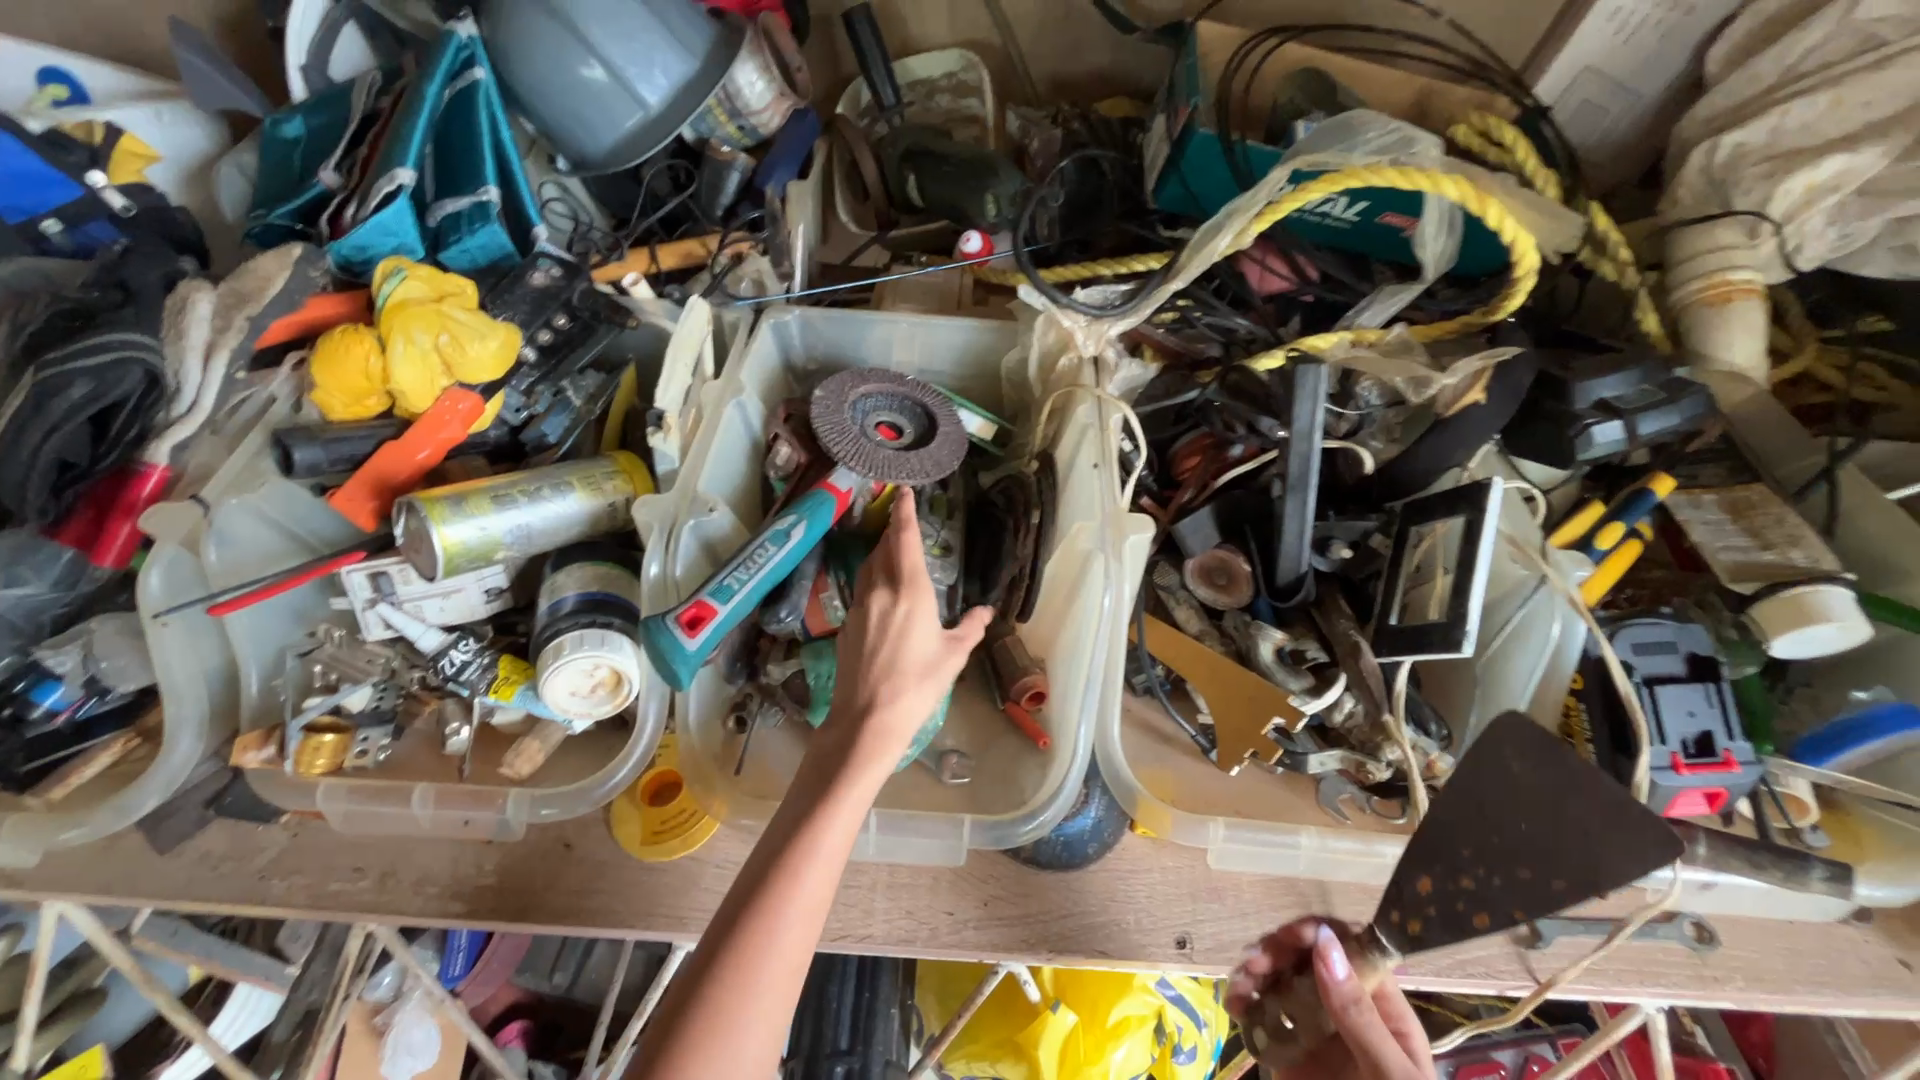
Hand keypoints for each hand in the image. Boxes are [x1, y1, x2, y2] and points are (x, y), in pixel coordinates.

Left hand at [817, 488, 992, 779]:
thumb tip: (985, 612)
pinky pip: (860, 592)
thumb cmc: (918, 685)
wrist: (868, 719)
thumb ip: (969, 628)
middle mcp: (880, 590)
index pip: (903, 538)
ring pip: (867, 568)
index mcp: (909, 590)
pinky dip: (871, 581)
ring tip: (890, 550)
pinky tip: (880, 594)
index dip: (903, 512)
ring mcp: (858, 608)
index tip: (903, 492)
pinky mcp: (846, 628)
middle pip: (882, 548)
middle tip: (900, 519)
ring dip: (879, 553)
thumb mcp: (953, 656)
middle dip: (891, 530)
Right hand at [1226, 919, 1433, 1079]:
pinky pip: (1259, 1011)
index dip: (1319, 932)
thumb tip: (1325, 942)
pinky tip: (1235, 1002)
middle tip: (1257, 962)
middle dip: (1277, 948)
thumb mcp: (1390, 1075)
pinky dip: (1243, 997)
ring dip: (1255, 969)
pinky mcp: (1283, 1050)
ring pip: (1277, 977)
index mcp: (1381, 1009)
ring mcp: (1311, 1028)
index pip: (1350, 948)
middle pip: (1305, 956)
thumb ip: (1357, 1013)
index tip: (1291, 936)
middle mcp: (1342, 1009)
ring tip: (1242, 983)